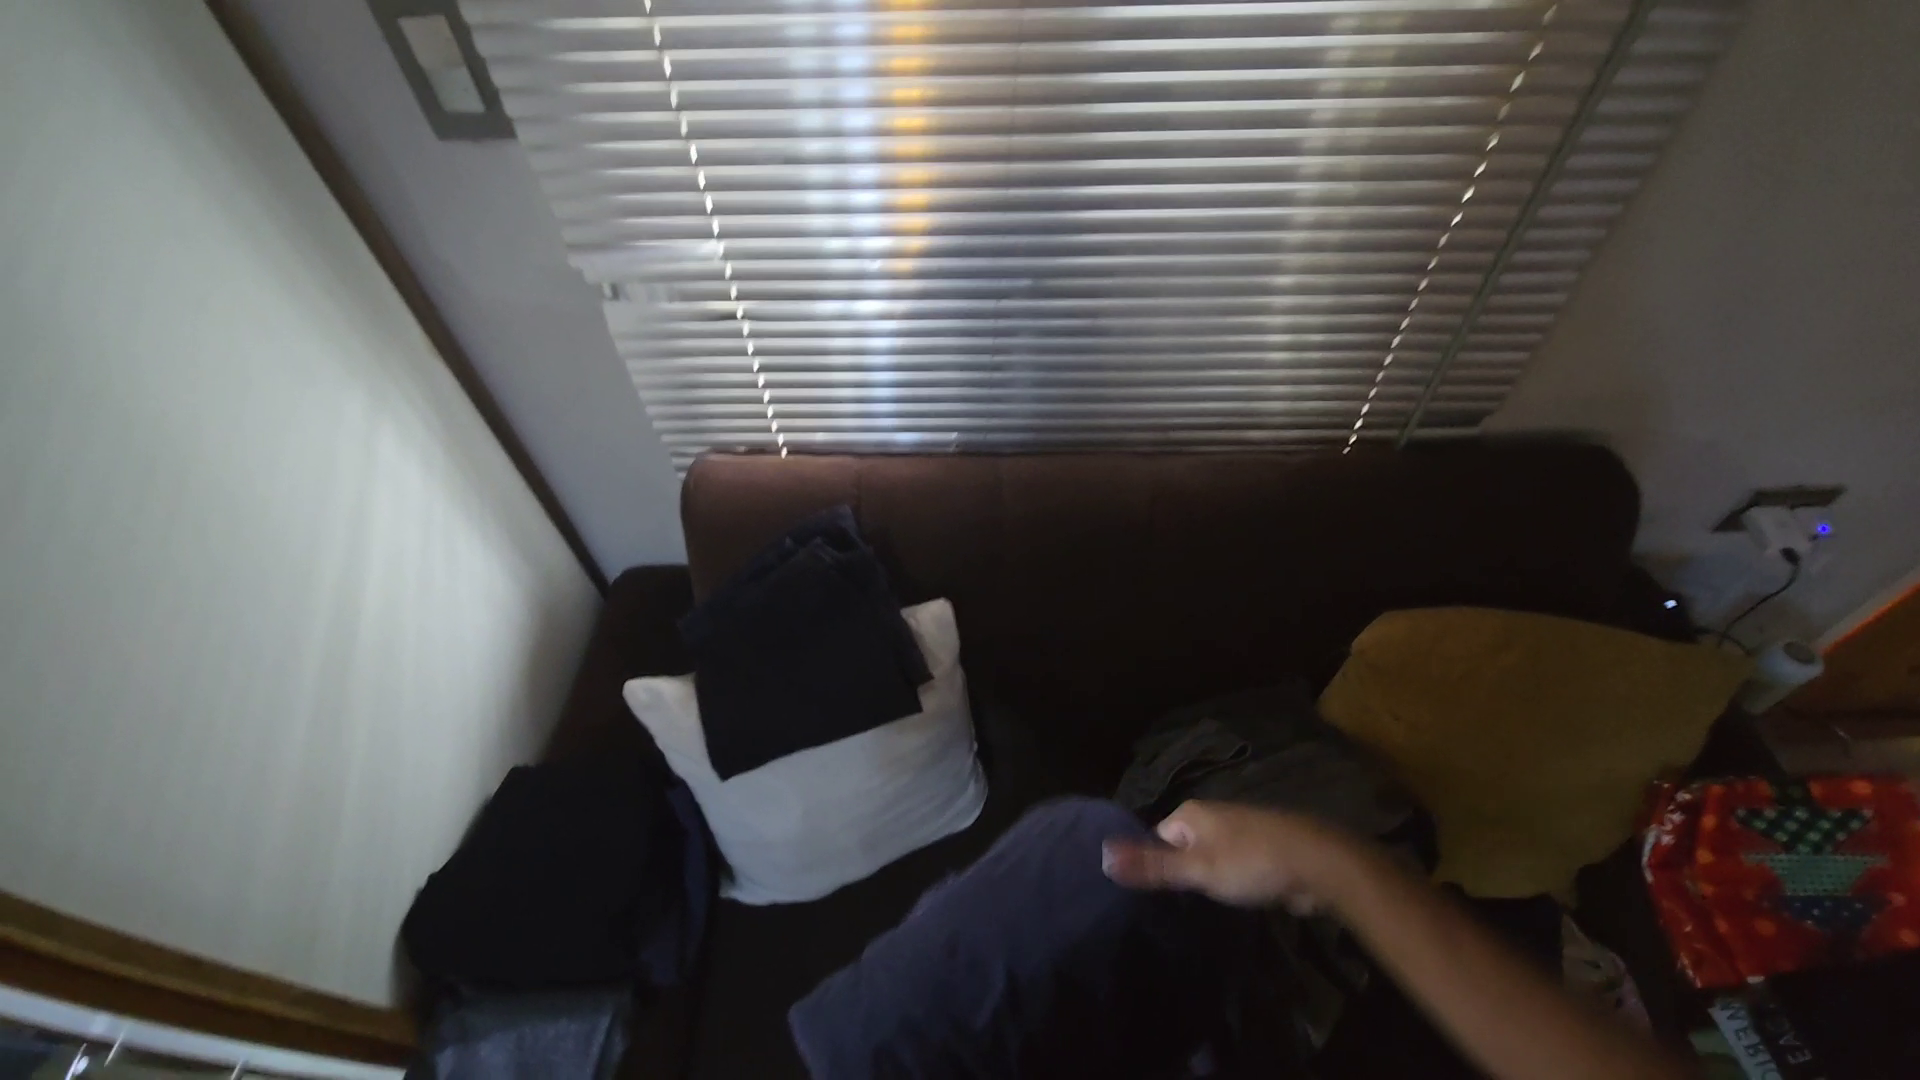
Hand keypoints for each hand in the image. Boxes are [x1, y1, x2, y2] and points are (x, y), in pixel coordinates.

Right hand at [1101, 800, 1362, 911]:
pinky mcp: (1259, 851)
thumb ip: (1151, 865)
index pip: (1155, 837)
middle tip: (1177, 906)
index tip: (1154, 895)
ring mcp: (1237, 833)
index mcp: (1191, 812)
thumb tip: (1099, 854)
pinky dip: (1229, 882)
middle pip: (1180, 847)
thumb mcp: (1196, 868)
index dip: (1153, 865)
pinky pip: (1231, 867)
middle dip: (1179, 873)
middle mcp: (1211, 816)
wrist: (1319, 864)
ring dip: (1205, 880)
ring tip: (1202, 908)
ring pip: (1207, 858)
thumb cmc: (1252, 861)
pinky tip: (1232, 901)